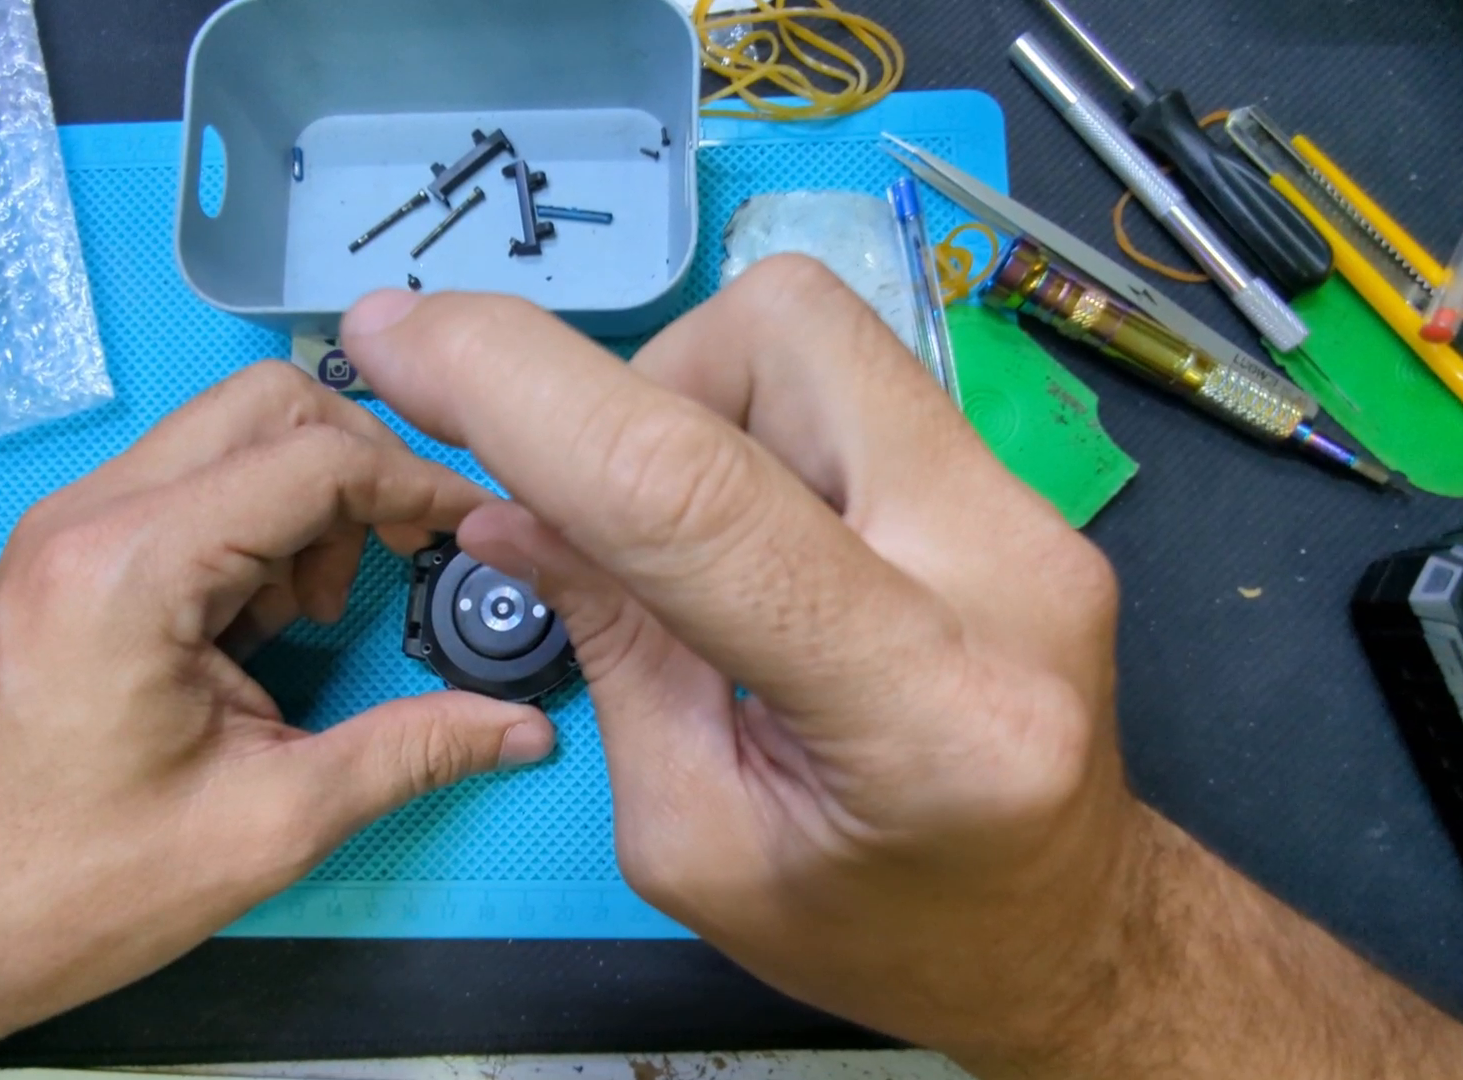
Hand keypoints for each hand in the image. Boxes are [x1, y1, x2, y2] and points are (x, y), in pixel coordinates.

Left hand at [0, 363, 554, 1079]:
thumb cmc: (78, 886)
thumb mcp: (275, 823)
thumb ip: (416, 752)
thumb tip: (526, 730)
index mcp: (135, 569)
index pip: (315, 462)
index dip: (418, 484)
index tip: (479, 525)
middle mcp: (94, 516)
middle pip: (268, 404)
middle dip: (364, 460)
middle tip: (402, 546)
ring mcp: (76, 525)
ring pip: (236, 433)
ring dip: (315, 493)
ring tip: (322, 600)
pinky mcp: (76, 550)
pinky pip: (203, 481)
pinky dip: (269, 520)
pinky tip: (271, 612)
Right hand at [344, 258, 1462, 1077]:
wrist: (1065, 925)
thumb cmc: (876, 923)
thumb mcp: (693, 834)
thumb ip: (610, 652)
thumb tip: (510, 509)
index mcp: (918, 706)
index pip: (695, 497)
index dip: (524, 394)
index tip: (397, 334)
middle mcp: (1003, 564)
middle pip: (783, 333)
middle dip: (645, 384)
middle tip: (618, 511)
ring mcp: (1031, 508)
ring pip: (816, 333)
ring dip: (703, 403)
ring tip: (699, 539)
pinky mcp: (1024, 488)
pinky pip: (853, 378)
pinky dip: (761, 422)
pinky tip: (765, 527)